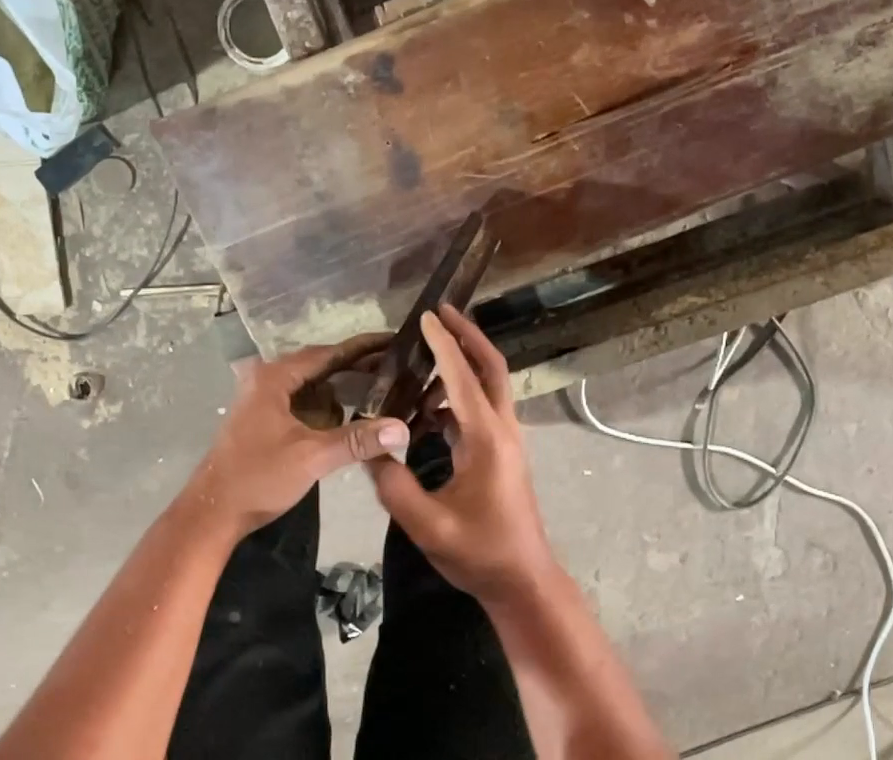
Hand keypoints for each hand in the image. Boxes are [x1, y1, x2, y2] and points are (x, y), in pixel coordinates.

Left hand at [182, 334, 410, 538]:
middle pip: (320, 365)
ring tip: (380, 386)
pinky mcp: (264, 418)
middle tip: (395, 366)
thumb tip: (402, 428)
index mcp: (274, 377)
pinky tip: (350, 412)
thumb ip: (357, 440)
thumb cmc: (258, 478)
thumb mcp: (311, 457)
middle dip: (356, 366)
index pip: (327, 353)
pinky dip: (327, 403)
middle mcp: (266, 379)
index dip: (363, 348)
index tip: (393, 341)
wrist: (213, 513)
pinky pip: (303, 400)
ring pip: (311, 384)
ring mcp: (262, 399)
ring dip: (342, 386)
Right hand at [364, 306, 556, 604]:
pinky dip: (457, 393)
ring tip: (422, 355)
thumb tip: (370, 447)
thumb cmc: (479, 554)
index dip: (442, 345)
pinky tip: (425, 406)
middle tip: (440, 312)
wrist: (522, 581)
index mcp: (487, 439)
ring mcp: (506, 440)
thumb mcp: (427, 525)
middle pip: (491, 367)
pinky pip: (480, 408)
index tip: (424, 317)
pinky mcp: (500, 452)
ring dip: (461, 363)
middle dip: (467, 336)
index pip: (462, 378)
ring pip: (488, 385)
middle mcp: (502, 429)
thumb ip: (393, 484)